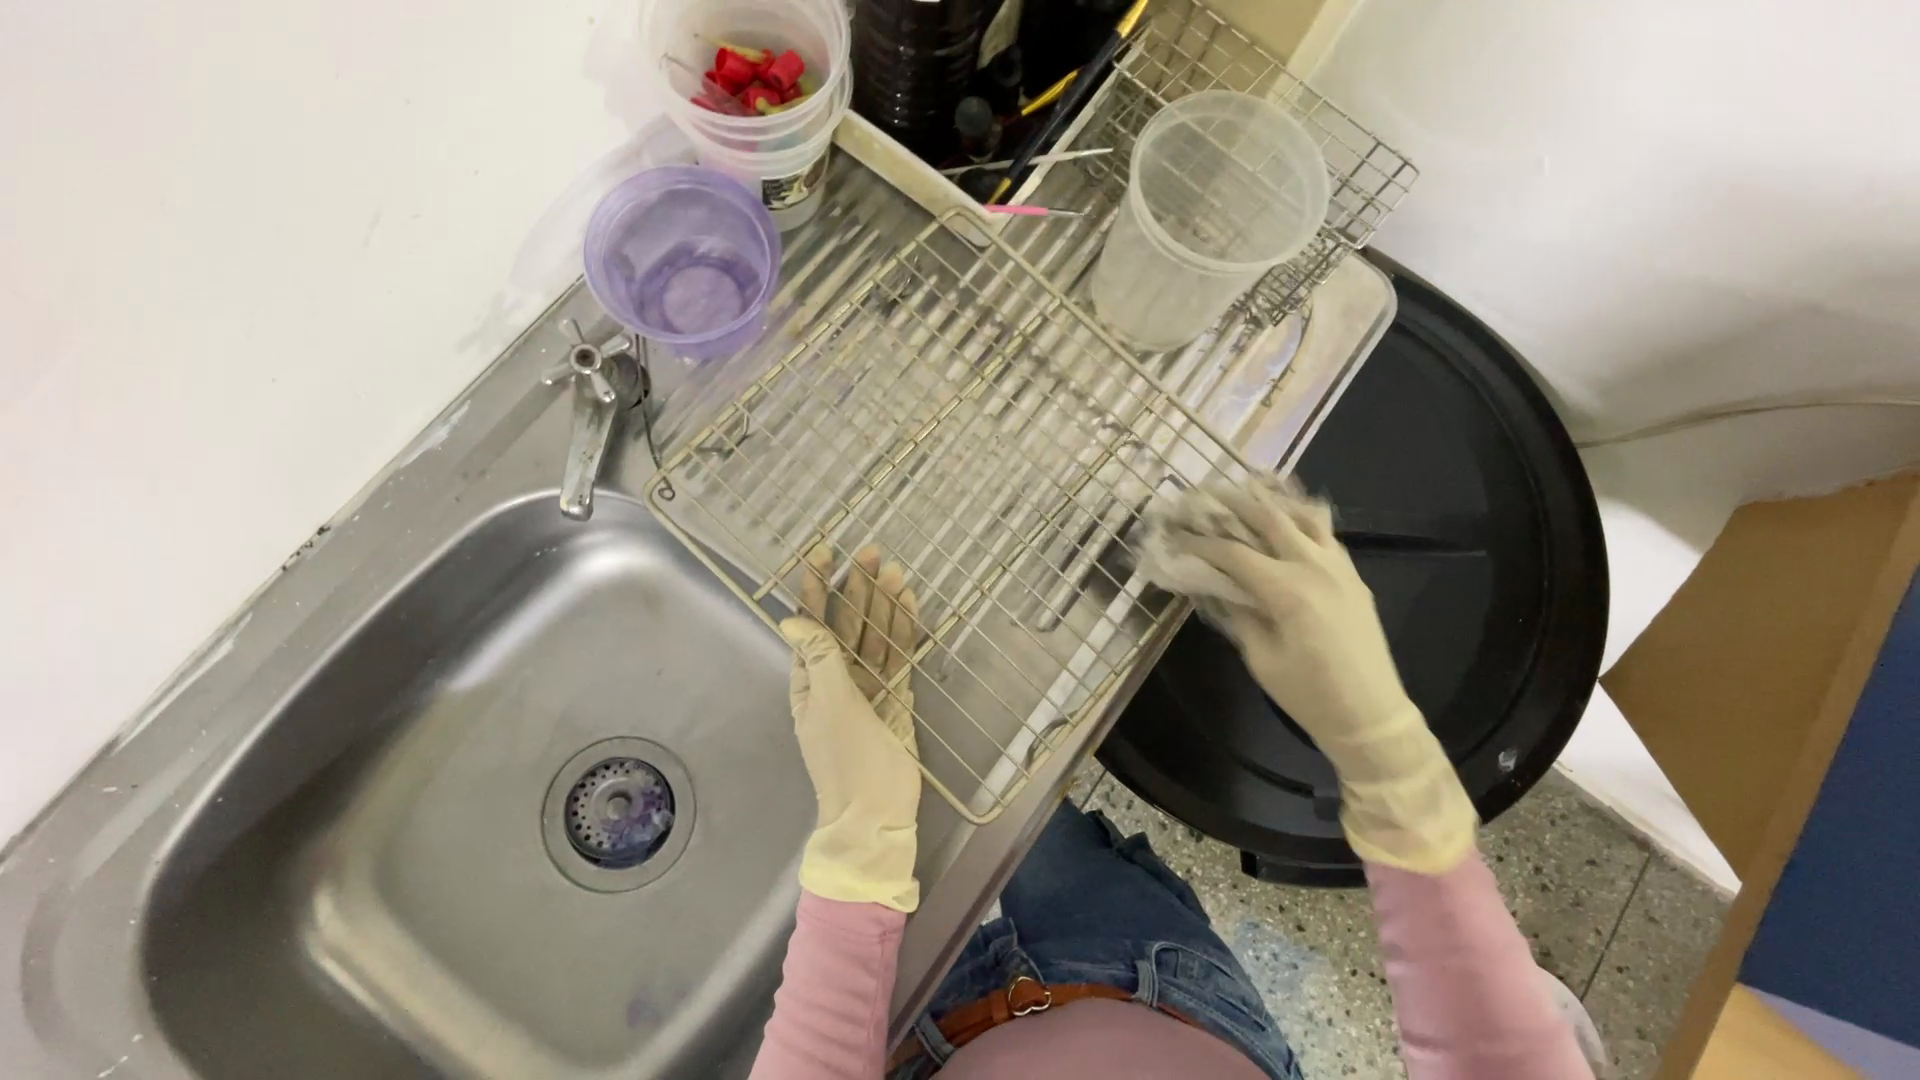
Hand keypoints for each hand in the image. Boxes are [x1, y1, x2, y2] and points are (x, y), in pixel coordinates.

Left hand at [780, 543, 923, 911]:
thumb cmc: (847, 760)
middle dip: (857, 588)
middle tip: (872, 552)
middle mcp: (837, 678)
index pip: (812, 622)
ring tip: (895, 569)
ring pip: (875, 636)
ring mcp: (868, 688)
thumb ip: (819, 657)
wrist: (876, 813)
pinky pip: (898, 657)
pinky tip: (910, 605)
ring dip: (883, 604)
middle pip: (847, 623)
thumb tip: (791, 618)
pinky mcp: (895, 698)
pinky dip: (903, 632)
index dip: (816, 586)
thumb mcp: (831, 704)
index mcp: (811, 680)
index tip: (824, 552)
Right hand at [1175, 480, 1478, 873]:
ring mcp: (1340, 568)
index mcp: (1287, 590)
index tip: (1175, 534)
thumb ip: (1238, 614)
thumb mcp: (1260, 658)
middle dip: (1234, 504)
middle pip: (1270, 519)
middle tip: (1206, 495)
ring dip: (1272, 503)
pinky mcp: (1353, 576)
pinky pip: (1325, 534)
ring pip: (1304, 517)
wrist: (1371, 716)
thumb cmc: (1308, 695)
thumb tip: (1216, 587)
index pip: (1234, 553)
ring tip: (1247, 494)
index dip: (1201, 542)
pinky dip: (1301, 520)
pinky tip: (1285, 521)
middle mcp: (1315, 567)